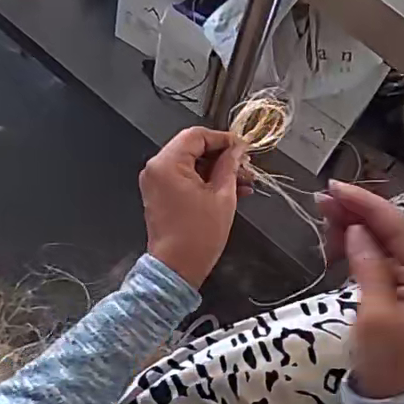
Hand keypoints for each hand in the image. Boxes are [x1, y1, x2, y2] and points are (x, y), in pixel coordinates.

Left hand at [140, 127, 246, 288]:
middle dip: (222, 156)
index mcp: (168, 164)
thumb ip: (230, 165)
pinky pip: (185, 178)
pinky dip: (206, 180)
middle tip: (246, 166)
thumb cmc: (198, 235)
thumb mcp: (223, 196)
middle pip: (193, 148)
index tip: (243, 146)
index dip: (223, 138)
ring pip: (192, 163)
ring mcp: (157, 182)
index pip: (197, 135)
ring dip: (217, 169)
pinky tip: (231, 189)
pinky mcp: (161, 194)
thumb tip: (238, 149)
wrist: (177, 268)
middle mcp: (157, 169)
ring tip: (244, 181)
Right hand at [324, 181, 403, 398]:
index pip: (399, 228)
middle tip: (322, 201)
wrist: (393, 398)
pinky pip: (381, 256)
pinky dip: (358, 246)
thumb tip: (355, 230)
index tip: (336, 188)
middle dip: (356, 213)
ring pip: (384, 239)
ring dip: (354, 227)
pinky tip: (337, 242)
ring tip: (325, 222)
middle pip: (392, 229)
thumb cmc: (387, 362)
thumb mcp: (375, 315)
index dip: (366, 204)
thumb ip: (369, 267)